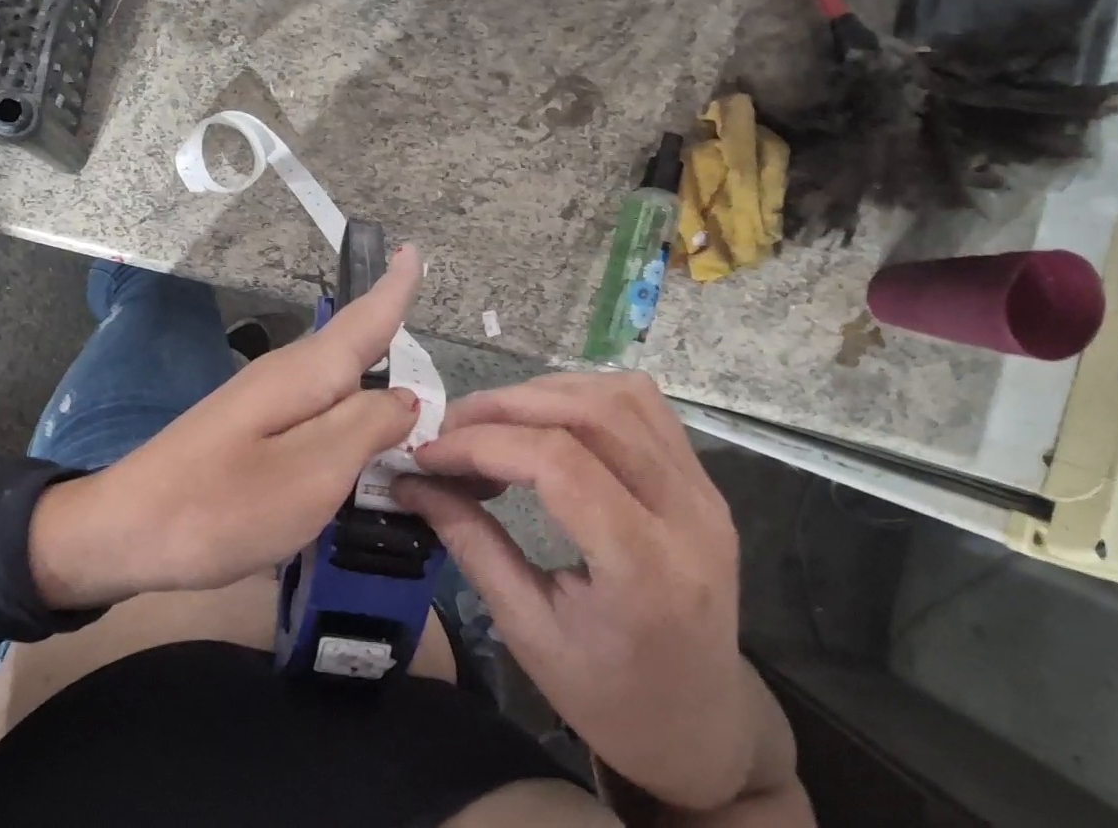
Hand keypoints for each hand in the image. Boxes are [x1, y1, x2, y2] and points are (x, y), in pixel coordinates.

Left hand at [30, 247, 424, 608]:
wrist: (125, 532)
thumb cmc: (221, 507)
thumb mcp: (311, 473)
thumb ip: (365, 428)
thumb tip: (404, 397)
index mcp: (304, 375)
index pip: (363, 322)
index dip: (394, 291)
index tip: (414, 251)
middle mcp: (282, 377)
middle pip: (351, 351)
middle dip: (394, 340)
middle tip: (439, 352)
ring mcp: (260, 405)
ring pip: (333, 385)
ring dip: (371, 384)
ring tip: (413, 399)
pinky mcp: (247, 435)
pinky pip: (313, 415)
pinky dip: (344, 420)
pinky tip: (356, 441)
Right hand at [394, 372, 754, 811]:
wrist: (698, 723)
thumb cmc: (607, 695)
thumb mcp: (526, 629)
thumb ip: (471, 543)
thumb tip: (411, 483)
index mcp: (646, 569)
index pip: (559, 464)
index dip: (482, 444)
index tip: (426, 455)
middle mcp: (689, 516)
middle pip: (593, 414)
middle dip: (504, 407)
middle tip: (447, 429)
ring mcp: (705, 493)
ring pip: (622, 396)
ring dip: (543, 393)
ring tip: (489, 422)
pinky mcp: (704, 483)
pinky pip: (644, 408)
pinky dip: (582, 397)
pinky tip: (542, 422)